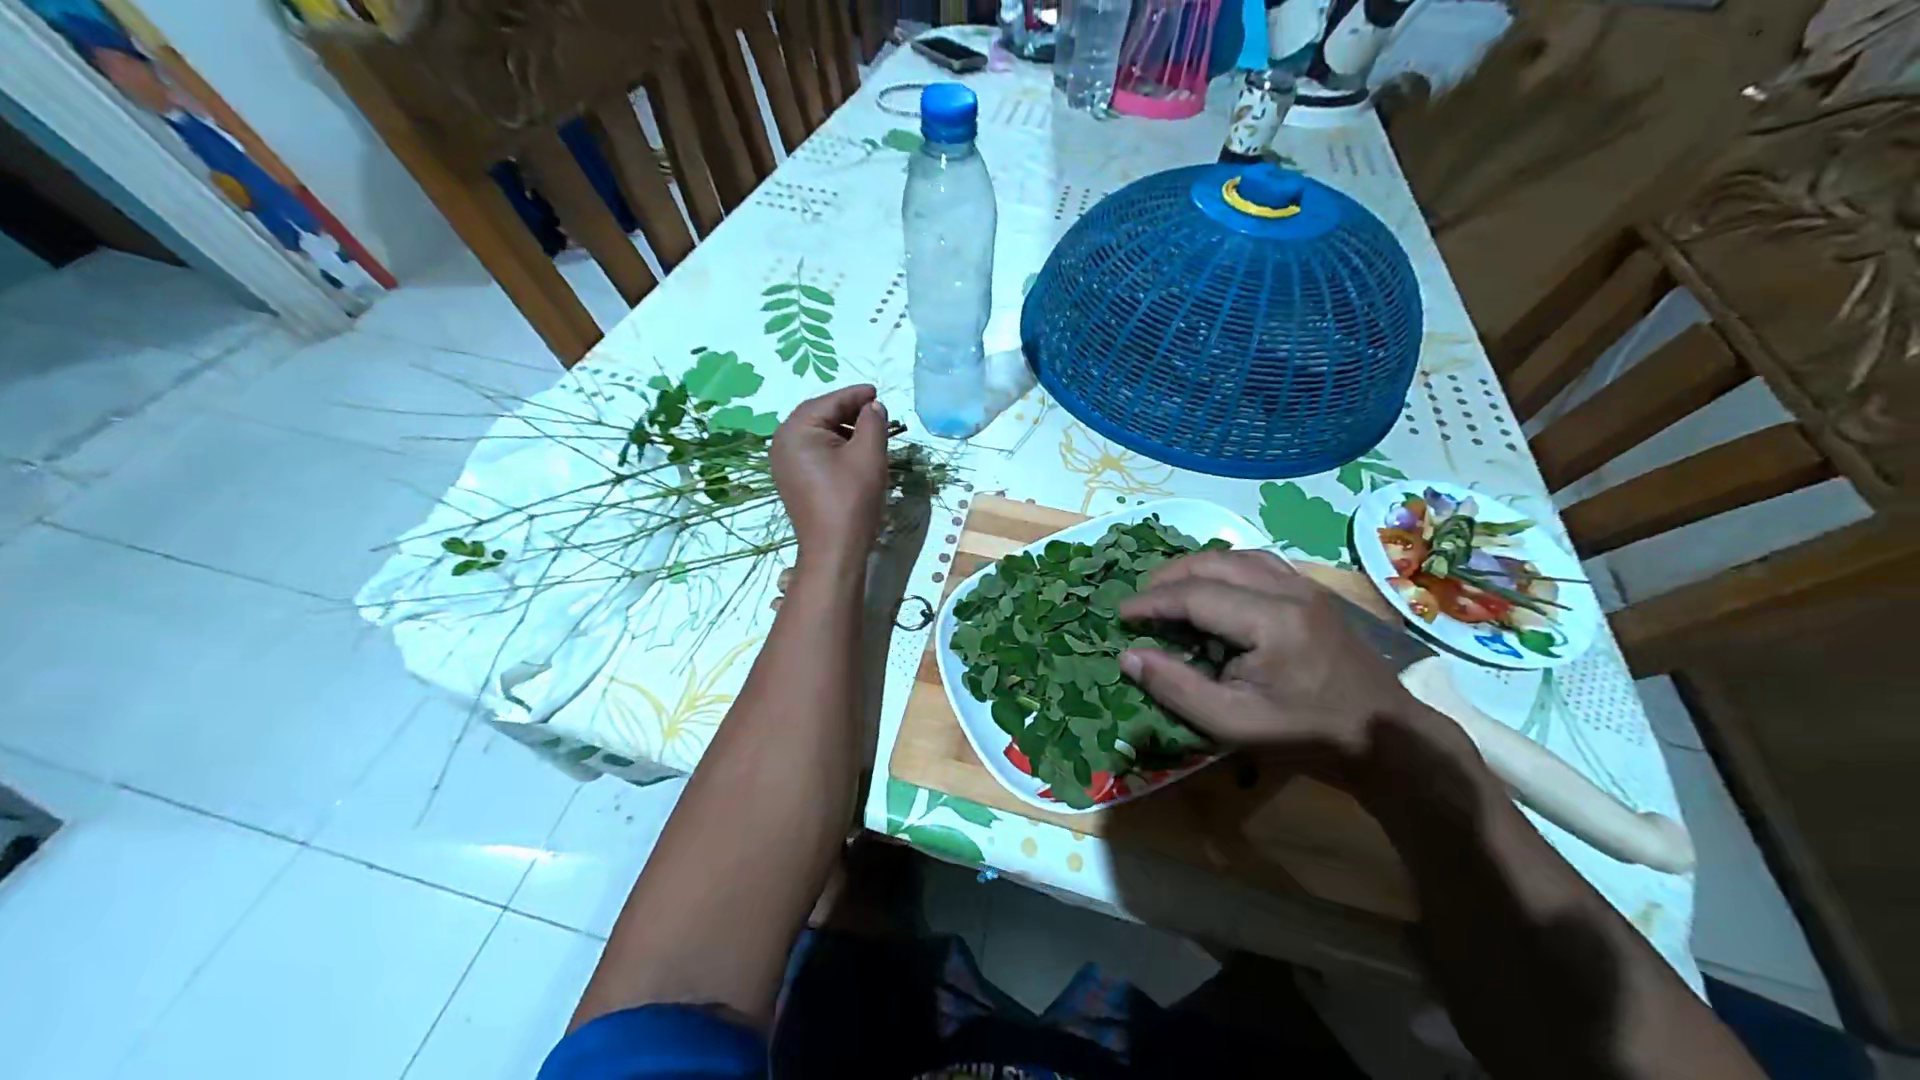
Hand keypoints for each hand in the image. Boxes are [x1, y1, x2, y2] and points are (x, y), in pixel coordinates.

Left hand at [771, 385, 889, 572]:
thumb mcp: (869, 454)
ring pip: (816, 434)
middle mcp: (782, 443)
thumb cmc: (851, 499)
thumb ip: (872, 422)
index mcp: (796, 430)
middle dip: (848, 411)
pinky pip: (812, 452)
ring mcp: (783, 463)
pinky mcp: (791, 480)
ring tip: (869, 432)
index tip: (877, 392)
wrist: (834, 549)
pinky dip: (833, 446)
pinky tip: (853, 452)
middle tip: (875, 410)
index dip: (856, 395)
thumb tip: (873, 406)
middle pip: (818, 415)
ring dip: (842, 429)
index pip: (829, 401)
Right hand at [1117, 550, 1425, 767]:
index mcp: (1271, 621)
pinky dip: (1226, 566)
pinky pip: (1261, 562)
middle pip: (1215, 562)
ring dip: (1197, 566)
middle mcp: (1289, 591)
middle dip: (1169, 576)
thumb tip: (1129, 656)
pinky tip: (1214, 585)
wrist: (1385, 740)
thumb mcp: (1232, 724)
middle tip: (1140, 598)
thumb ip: (1176, 687)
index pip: (1195, 595)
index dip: (1152, 601)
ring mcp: (1306, 587)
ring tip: (1168, 587)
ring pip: (1239, 555)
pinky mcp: (1315, 594)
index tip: (1121, 614)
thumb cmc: (1305, 735)